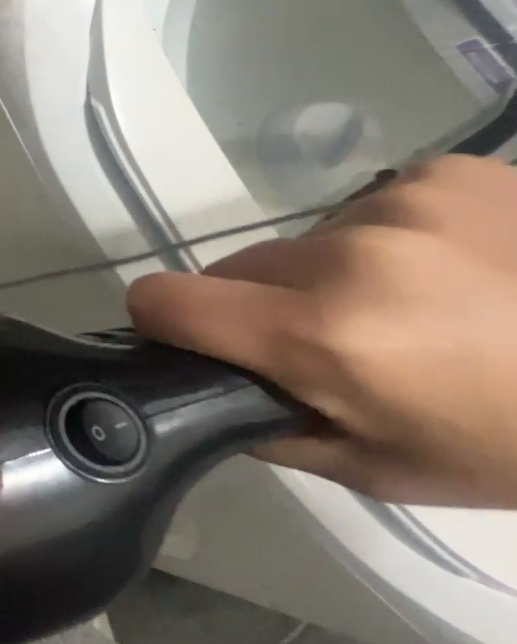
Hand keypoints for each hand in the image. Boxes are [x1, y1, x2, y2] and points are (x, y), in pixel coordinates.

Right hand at [127, 155, 516, 507]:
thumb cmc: (516, 447)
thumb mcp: (379, 469)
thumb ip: (264, 421)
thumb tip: (199, 379)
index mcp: (322, 334)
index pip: (162, 300)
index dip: (164, 324)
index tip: (198, 343)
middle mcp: (347, 256)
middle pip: (236, 269)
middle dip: (264, 305)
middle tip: (344, 345)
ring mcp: (401, 203)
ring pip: (303, 241)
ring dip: (332, 272)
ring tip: (423, 308)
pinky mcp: (447, 173)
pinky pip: (368, 207)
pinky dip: (391, 239)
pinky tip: (460, 270)